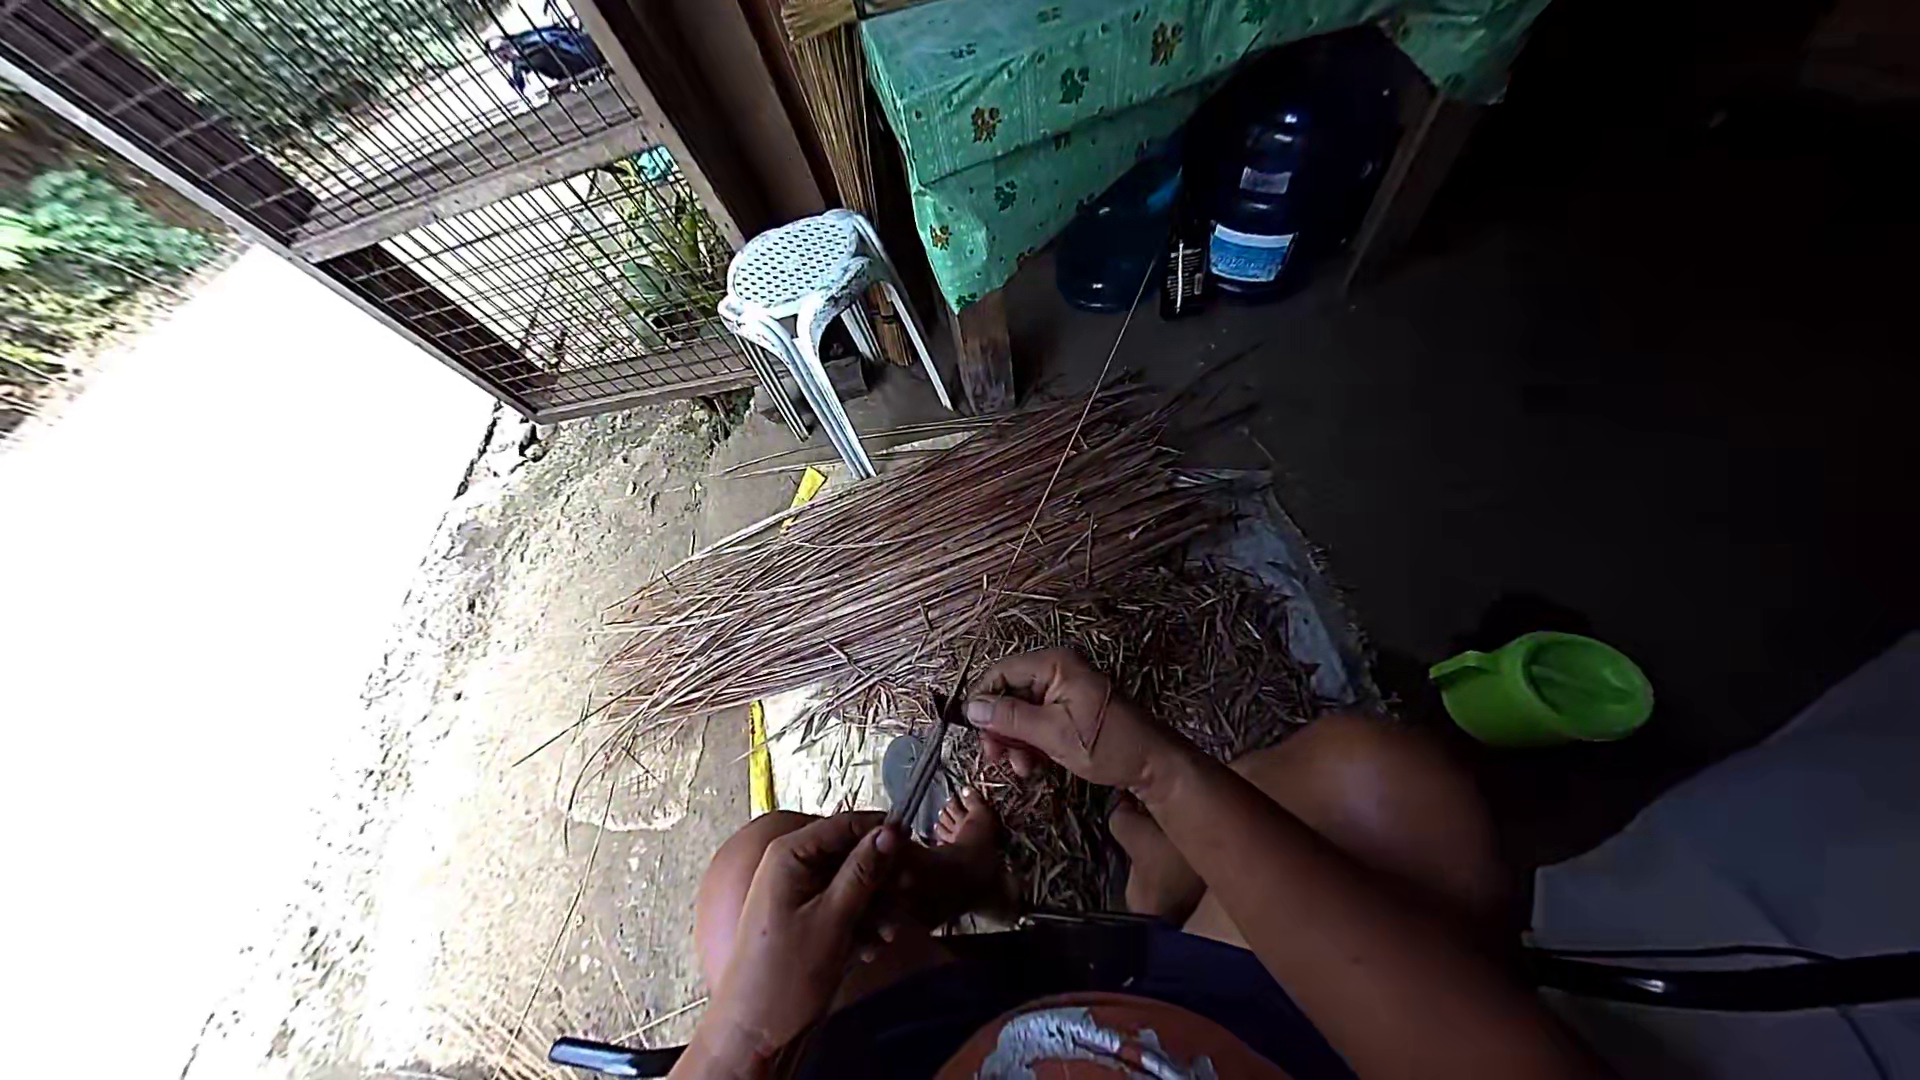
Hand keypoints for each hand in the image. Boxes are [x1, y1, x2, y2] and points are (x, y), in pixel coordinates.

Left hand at [695, 812, 899, 1071]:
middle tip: (906, 890)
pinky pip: (840, 901)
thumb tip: (890, 832)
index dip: (880, 830)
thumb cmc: (784, 977)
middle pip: (849, 851)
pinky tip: (872, 944)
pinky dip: (860, 918)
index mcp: (789, 854)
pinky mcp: (803, 912)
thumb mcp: (832, 919)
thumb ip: (862, 871)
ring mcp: (796, 888)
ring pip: (850, 879)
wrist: (752, 1036)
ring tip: (889, 929)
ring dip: (874, 902)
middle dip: (879, 874)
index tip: (911, 842)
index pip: (844, 823)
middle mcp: (791, 863)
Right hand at [964, 649, 1181, 789]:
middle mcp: (1056, 671)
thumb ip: (1009, 718)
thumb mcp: (1052, 733)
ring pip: (1020, 712)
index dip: (983, 699)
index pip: (1002, 671)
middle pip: (1009, 693)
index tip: (973, 729)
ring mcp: (1064, 692)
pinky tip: (1031, 765)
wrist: (1153, 766)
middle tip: (994, 756)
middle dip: (999, 727)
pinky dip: (1030, 743)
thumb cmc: (1107, 745)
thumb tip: (971, 708)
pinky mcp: (1069, 711)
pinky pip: (1037, 722)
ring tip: (1020, 768)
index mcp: (1054, 664)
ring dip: (1014, 741)